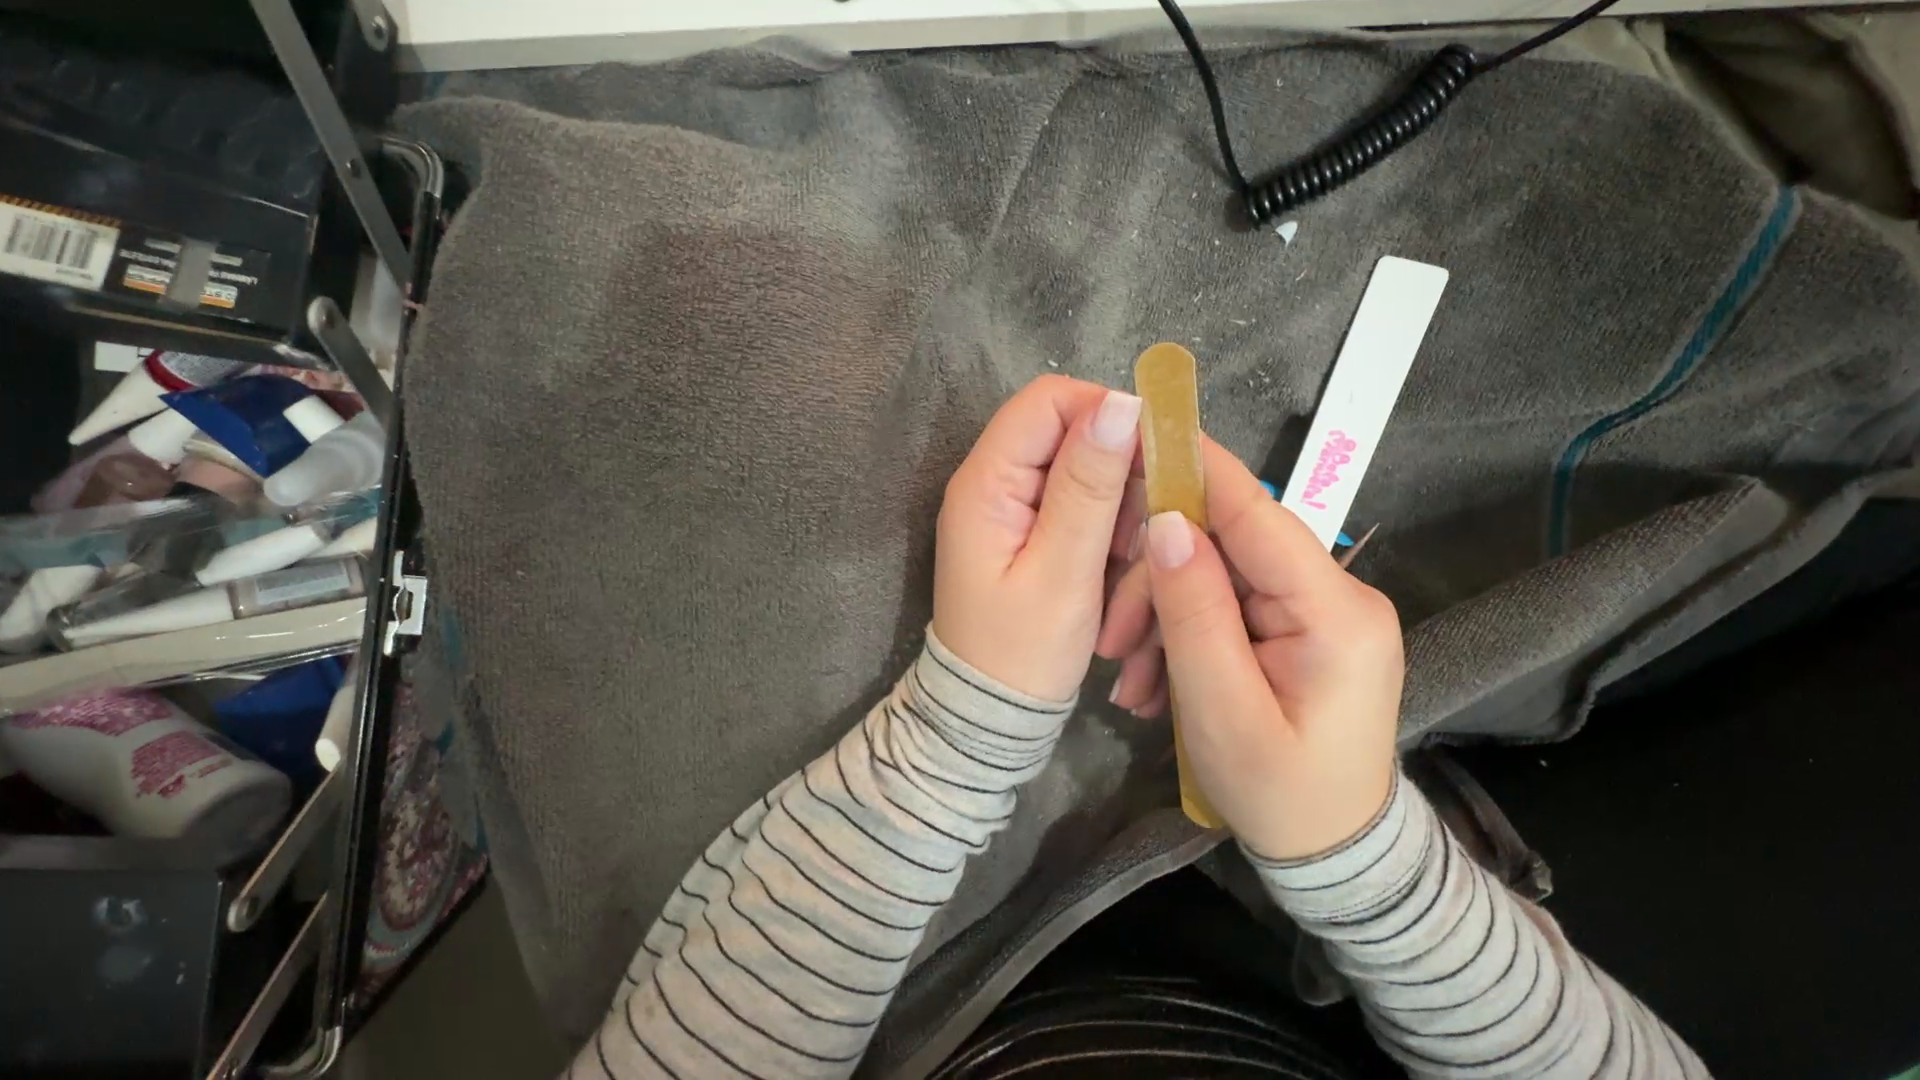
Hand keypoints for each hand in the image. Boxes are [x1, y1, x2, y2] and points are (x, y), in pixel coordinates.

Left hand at [933, 376, 1141, 701]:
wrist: (990, 714)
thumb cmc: (1022, 653)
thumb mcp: (1062, 572)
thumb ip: (1088, 488)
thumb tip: (1120, 404)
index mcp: (987, 482)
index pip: (1048, 401)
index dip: (1107, 412)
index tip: (1157, 456)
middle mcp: (994, 482)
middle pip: (1071, 432)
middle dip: (1120, 472)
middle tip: (1145, 529)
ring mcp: (1012, 507)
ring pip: (1086, 471)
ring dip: (1119, 508)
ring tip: (1126, 563)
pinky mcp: (1032, 532)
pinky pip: (1082, 506)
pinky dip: (1109, 530)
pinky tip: (1117, 571)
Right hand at [1096, 440, 1402, 859]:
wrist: (1332, 855)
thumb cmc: (1280, 794)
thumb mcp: (1221, 710)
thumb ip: (1194, 612)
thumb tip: (1167, 523)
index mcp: (1334, 612)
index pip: (1257, 512)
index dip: (1197, 468)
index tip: (1141, 429)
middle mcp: (1336, 596)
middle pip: (1228, 547)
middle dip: (1158, 581)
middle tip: (1109, 638)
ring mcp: (1318, 613)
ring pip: (1219, 578)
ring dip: (1162, 617)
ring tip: (1124, 678)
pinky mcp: (1298, 630)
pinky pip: (1229, 608)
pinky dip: (1183, 636)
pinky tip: (1149, 682)